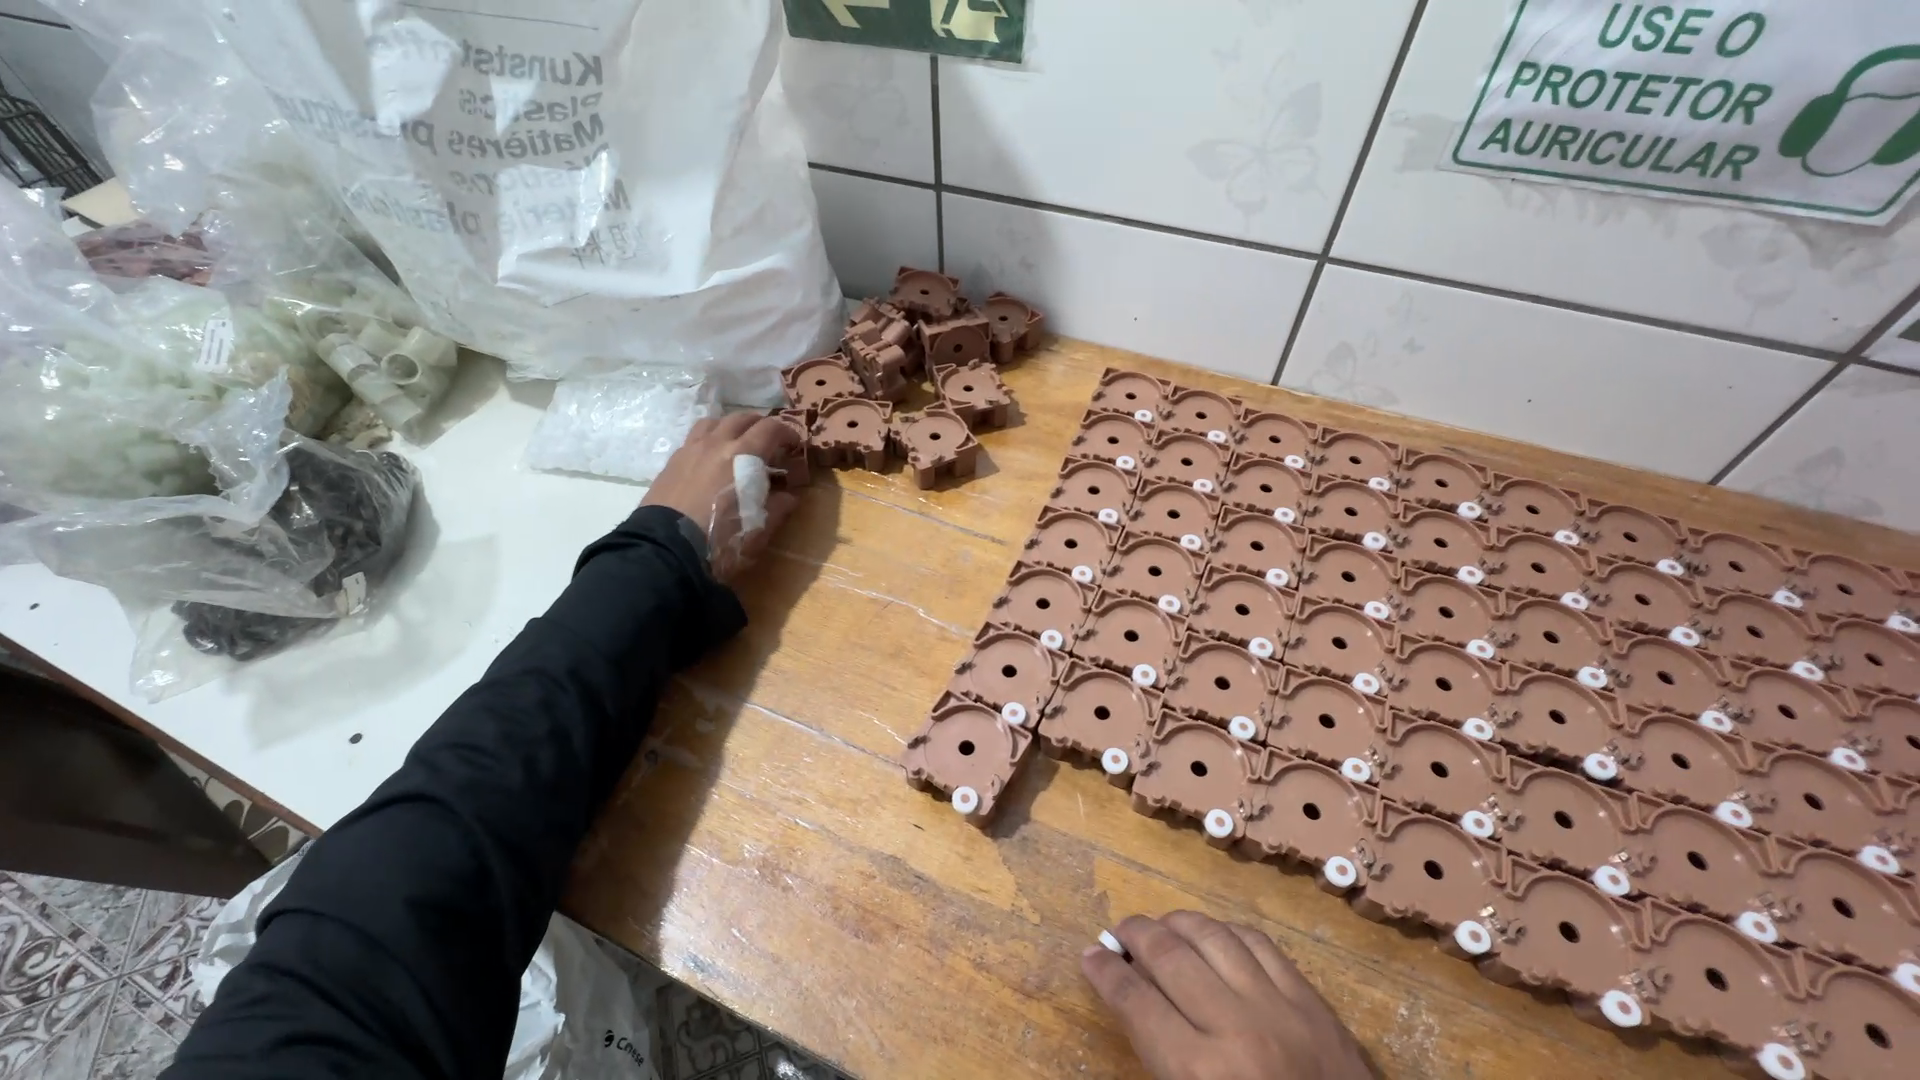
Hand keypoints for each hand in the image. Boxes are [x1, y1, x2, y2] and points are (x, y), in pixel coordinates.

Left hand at [642, 412, 801, 581]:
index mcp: (743, 455)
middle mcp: (716, 444)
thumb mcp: (759, 529)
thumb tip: (788, 496)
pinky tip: (710, 460)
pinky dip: (708, 440)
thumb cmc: (720, 539)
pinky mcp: (672, 462)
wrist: (666, 549)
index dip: (787, 432)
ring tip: (736, 443)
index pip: (770, 428)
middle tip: (769, 441)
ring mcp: (690, 450)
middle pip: (741, 418)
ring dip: (730, 427)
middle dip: (760, 425)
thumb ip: (778, 508)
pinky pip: (693, 439)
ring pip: (713, 422)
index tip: (794, 445)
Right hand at [1082, 912, 1370, 1079]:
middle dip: (1135, 935)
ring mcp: (1277, 1009)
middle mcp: (1233, 1030)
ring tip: (1160, 925)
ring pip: (1213, 938)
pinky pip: (1260, 944)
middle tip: (1119, 931)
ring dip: (1177, 922)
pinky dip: (1227, 931)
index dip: (1106, 973)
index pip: (1135, 1002)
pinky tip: (1213, 935)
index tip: (1090, 955)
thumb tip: (1133, 1003)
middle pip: (1169, 957)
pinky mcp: (1312, 1002)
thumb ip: (1162, 1063)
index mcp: (1198, 1074)